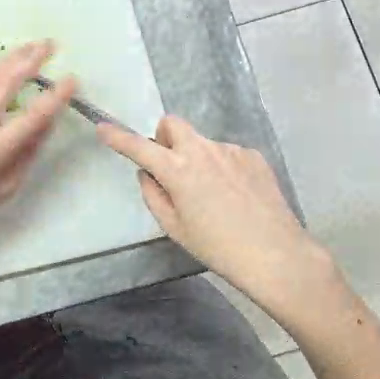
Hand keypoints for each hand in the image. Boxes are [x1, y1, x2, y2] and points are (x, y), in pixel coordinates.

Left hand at [0, 38, 76, 261]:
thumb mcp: (6, 186)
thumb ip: (28, 153)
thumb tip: (48, 122)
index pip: (33, 117)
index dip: (55, 97)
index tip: (71, 79)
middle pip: (7, 86)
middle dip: (31, 62)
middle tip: (49, 46)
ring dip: (6, 59)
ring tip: (26, 46)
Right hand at [99, 116, 339, 317]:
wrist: (276, 254)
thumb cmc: (218, 247)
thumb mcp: (174, 228)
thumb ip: (153, 195)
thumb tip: (148, 174)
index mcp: (177, 170)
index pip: (138, 146)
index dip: (117, 137)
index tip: (103, 128)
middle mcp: (202, 150)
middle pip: (173, 124)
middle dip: (164, 137)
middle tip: (170, 167)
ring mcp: (230, 150)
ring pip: (202, 143)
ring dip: (197, 159)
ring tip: (214, 197)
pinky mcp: (253, 156)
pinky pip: (227, 155)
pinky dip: (223, 168)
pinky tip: (237, 197)